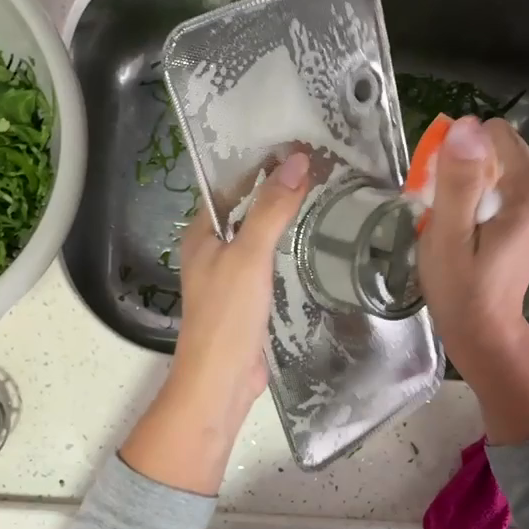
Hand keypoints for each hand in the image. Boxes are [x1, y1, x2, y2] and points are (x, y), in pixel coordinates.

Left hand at [120, 152, 309, 493]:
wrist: (221, 381)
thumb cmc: (227, 316)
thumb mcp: (249, 256)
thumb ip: (271, 209)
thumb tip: (297, 160)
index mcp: (202, 234)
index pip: (231, 186)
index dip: (262, 166)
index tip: (302, 148)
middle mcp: (212, 251)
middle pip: (247, 211)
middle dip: (279, 191)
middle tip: (324, 170)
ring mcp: (230, 278)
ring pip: (260, 239)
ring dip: (285, 222)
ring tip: (327, 200)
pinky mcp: (248, 302)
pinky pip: (270, 265)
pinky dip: (288, 252)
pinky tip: (314, 248)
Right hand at [416, 116, 528, 444]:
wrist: (483, 335)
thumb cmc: (461, 291)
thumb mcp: (449, 236)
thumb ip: (457, 181)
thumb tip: (465, 126)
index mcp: (527, 194)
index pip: (492, 134)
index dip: (458, 154)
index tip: (440, 192)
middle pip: (496, 148)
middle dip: (463, 169)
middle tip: (444, 212)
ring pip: (495, 167)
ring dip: (466, 186)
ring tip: (451, 225)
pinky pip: (498, 188)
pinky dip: (475, 201)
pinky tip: (462, 231)